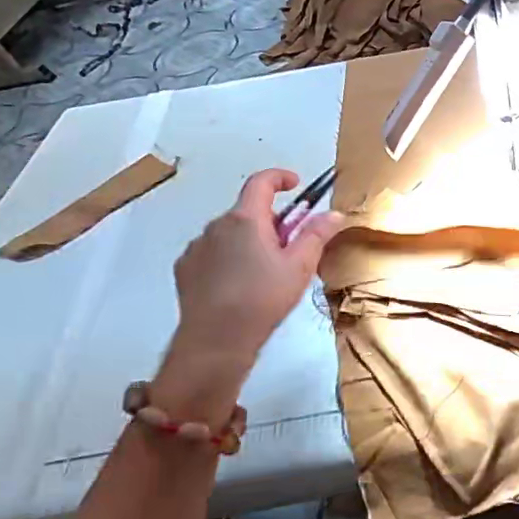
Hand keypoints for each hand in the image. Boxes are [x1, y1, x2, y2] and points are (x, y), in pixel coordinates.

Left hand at [157, 169, 341, 417]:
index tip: (295, 184)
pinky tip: (237, 286)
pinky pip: (211, 253)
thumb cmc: (263, 299)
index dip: (280, 177)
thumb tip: (333, 213)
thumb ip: (316, 235)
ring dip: (247, 242)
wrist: (216, 341)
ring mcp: (196, 247)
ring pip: (229, 234)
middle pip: (247, 212)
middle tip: (288, 249)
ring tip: (263, 274)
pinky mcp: (185, 269)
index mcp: (245, 219)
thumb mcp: (299, 267)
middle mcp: (216, 225)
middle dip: (270, 222)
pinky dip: (227, 259)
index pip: (261, 182)